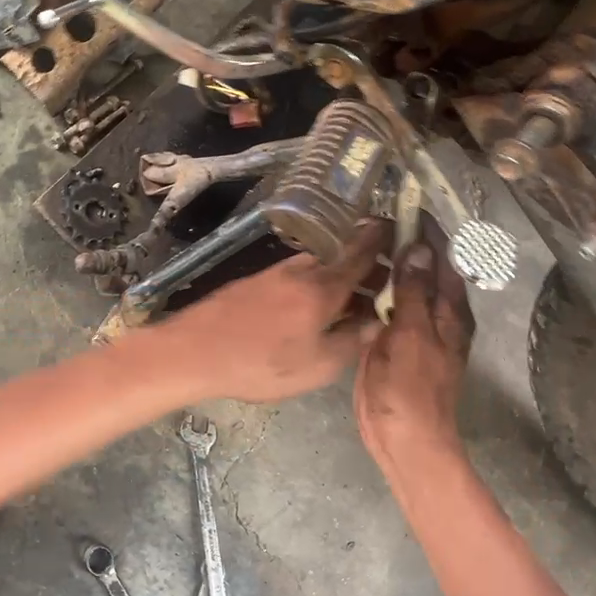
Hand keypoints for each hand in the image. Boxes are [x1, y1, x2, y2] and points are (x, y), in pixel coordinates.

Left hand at [155, 221, 389, 402]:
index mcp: (321, 288)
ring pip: (317, 264)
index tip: (404, 229)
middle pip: (341, 255)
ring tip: (357, 289)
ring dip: (340, 270)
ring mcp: (273, 274)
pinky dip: (315, 279)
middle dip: (367, 258)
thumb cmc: (257, 365)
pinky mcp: (253, 282)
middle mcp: (299, 271)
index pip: (363, 253)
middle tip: (389, 268)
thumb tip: (377, 322)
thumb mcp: (316, 367)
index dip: (386, 240)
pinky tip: (317, 300)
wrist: (191, 352)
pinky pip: (296, 274)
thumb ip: (351, 342)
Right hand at [356, 238, 475, 467]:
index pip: (442, 258)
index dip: (425, 232)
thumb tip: (418, 247)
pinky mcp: (392, 343)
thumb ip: (414, 291)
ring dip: (385, 267)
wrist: (404, 437)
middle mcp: (436, 315)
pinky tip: (352, 282)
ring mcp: (413, 330)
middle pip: (422, 270)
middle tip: (369, 220)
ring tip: (356, 243)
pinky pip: (385, 308)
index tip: (402, 206)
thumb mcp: (412, 334)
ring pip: (403, 288)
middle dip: (403, 244)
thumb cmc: (412, 387)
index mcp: (450, 311)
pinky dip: (374, 291)